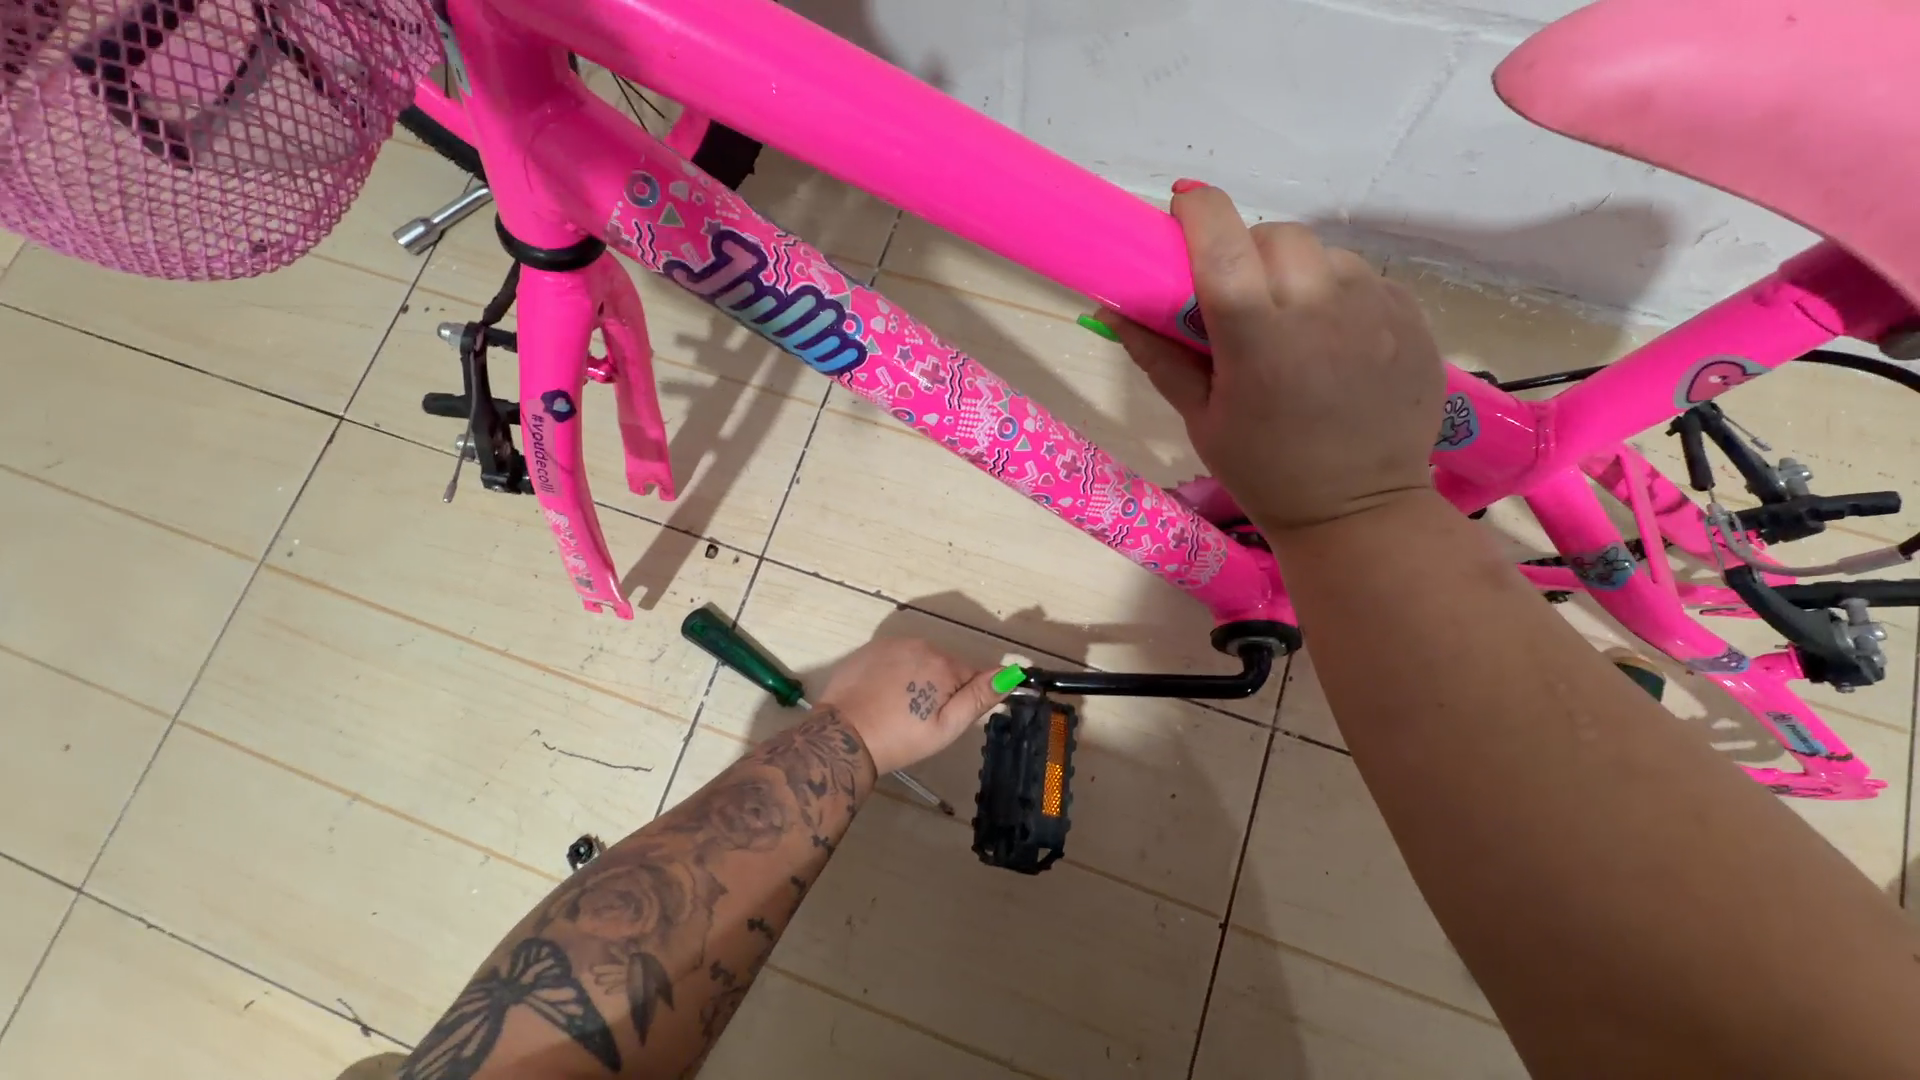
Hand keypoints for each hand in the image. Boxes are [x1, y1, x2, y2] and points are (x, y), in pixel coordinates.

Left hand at [812, 638, 1005, 774]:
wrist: (843, 736)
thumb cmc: (900, 737)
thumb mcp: (946, 726)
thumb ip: (978, 697)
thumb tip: (1011, 673)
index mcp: (943, 663)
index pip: (970, 675)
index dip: (961, 699)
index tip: (941, 719)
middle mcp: (920, 644)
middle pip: (943, 666)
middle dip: (938, 688)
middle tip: (917, 719)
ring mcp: (891, 644)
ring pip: (918, 661)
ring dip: (915, 679)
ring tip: (897, 709)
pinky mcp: (869, 649)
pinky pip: (894, 658)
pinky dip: (893, 674)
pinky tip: (880, 697)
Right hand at [1105, 184, 1444, 535]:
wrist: (1358, 510)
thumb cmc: (1264, 471)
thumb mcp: (1200, 420)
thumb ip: (1159, 356)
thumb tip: (1111, 308)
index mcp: (1258, 338)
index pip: (1223, 241)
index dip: (1198, 211)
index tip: (1182, 210)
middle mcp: (1321, 309)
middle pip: (1275, 236)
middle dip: (1247, 249)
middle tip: (1238, 293)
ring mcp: (1375, 309)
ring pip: (1324, 253)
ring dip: (1296, 272)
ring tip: (1292, 321)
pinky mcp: (1412, 318)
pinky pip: (1364, 278)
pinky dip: (1338, 293)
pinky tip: (1333, 338)